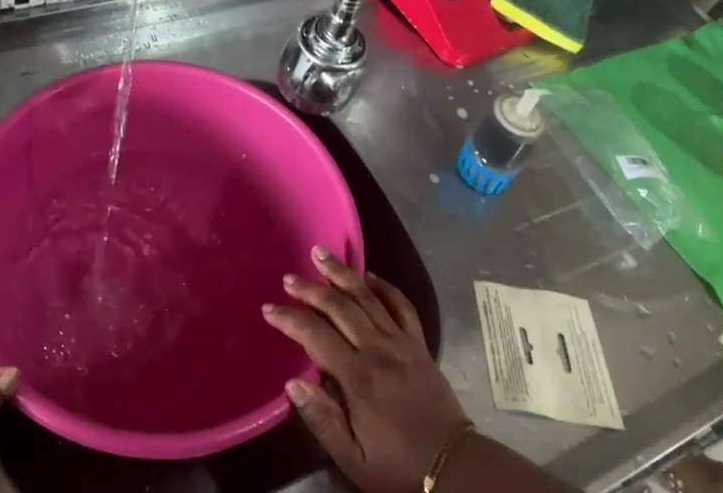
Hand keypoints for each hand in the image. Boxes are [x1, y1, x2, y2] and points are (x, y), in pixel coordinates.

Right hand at [262, 245, 467, 492]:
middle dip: (311, 290)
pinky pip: (402, 306)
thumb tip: (292, 382)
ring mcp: (402, 344)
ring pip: (368, 298)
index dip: (291, 319)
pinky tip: (369, 275)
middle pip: (340, 308)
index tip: (269, 309)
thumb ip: (322, 420)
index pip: (316, 336)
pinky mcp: (420, 345)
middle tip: (288, 277)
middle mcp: (379, 351)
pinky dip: (385, 287)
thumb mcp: (352, 458)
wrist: (453, 467)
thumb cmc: (396, 466)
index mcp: (358, 379)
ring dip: (343, 275)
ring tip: (321, 255)